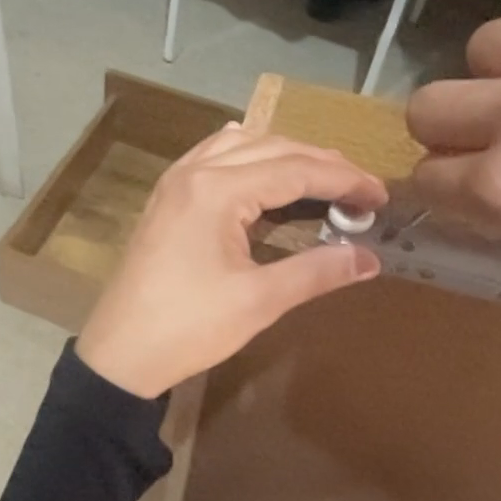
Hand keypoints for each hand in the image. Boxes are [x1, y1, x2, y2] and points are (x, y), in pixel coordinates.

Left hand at [76, 125, 387, 397]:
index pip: (295, 169)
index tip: (381, 196)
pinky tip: (258, 164)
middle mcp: (195, 172)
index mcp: (217, 190)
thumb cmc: (188, 328)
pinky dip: (246, 155)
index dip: (344, 180)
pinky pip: (211, 157)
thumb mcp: (259, 301)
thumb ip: (316, 272)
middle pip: (271, 148)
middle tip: (360, 188)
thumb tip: (369, 258)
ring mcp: (174, 183)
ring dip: (284, 154)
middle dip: (320, 163)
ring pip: (240, 145)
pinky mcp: (165, 200)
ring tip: (321, 176)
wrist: (120, 355)